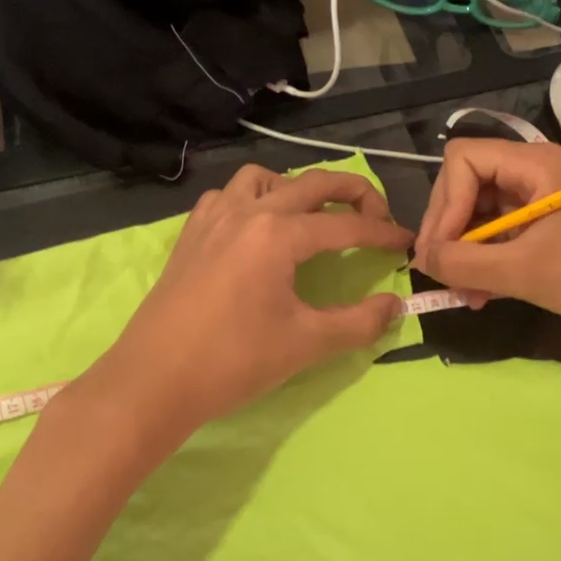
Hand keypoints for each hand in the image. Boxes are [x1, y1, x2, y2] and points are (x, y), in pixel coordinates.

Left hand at [94, 164, 412, 434]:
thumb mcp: (306, 344)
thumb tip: (395, 306)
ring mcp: (214, 218)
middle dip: (354, 193)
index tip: (407, 243)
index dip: (383, 233)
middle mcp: (248, 212)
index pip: (346, 225)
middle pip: (312, 183)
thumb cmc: (233, 362)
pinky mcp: (191, 234)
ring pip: (264, 179)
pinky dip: (252, 200)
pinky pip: (228, 196)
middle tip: (377, 218)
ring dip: (297, 189)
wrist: (153, 381)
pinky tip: (257, 230)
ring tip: (313, 219)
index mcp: (278, 234)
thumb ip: (359, 323)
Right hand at [413, 139, 560, 327]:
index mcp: (534, 164)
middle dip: (448, 230)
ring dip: (465, 251)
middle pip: (465, 184)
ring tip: (463, 293)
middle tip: (440, 272)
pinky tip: (482, 294)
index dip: (443, 203)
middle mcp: (533, 170)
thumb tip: (423, 260)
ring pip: (479, 212)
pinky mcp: (544, 221)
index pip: (463, 159)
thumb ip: (466, 263)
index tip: (441, 249)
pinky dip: (486, 259)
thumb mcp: (523, 271)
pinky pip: (500, 231)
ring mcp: (538, 196)